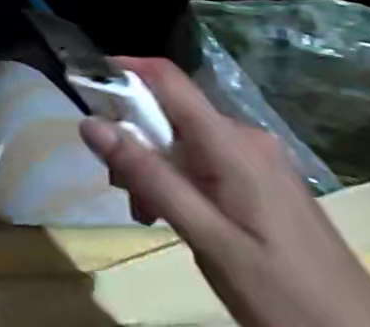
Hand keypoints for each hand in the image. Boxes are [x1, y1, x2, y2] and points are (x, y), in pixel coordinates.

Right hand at [78, 57, 369, 326]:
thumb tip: (93, 125)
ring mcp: (258, 156)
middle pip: (172, 112)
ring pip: (187, 138)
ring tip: (150, 217)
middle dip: (136, 139)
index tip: (85, 89)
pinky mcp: (264, 178)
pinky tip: (180, 219)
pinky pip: (208, 159)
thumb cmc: (284, 297)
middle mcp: (245, 136)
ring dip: (157, 166)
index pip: (168, 79)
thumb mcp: (209, 241)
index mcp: (232, 144)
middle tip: (122, 194)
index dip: (123, 71)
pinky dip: (181, 178)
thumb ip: (152, 179)